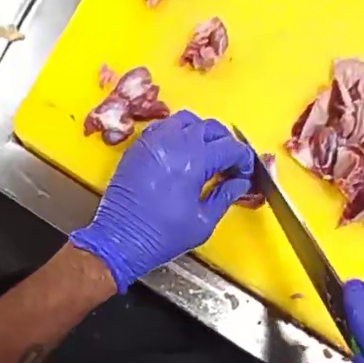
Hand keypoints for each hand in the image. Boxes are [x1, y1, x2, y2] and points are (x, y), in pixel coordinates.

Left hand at [70, 111, 254, 291]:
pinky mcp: (136, 148)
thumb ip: (225, 197)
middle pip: (210, 127)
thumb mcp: (202, 223)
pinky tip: (180, 154)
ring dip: (200, 133)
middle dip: (225, 142)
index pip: (230, 147)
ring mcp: (152, 142)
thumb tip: (239, 183)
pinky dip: (176, 134)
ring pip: (185, 121)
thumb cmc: (160, 237)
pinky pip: (162, 128)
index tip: (244, 174)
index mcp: (194, 160)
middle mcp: (173, 142)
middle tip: (228, 163)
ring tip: (204, 155)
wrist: (119, 242)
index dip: (243, 160)